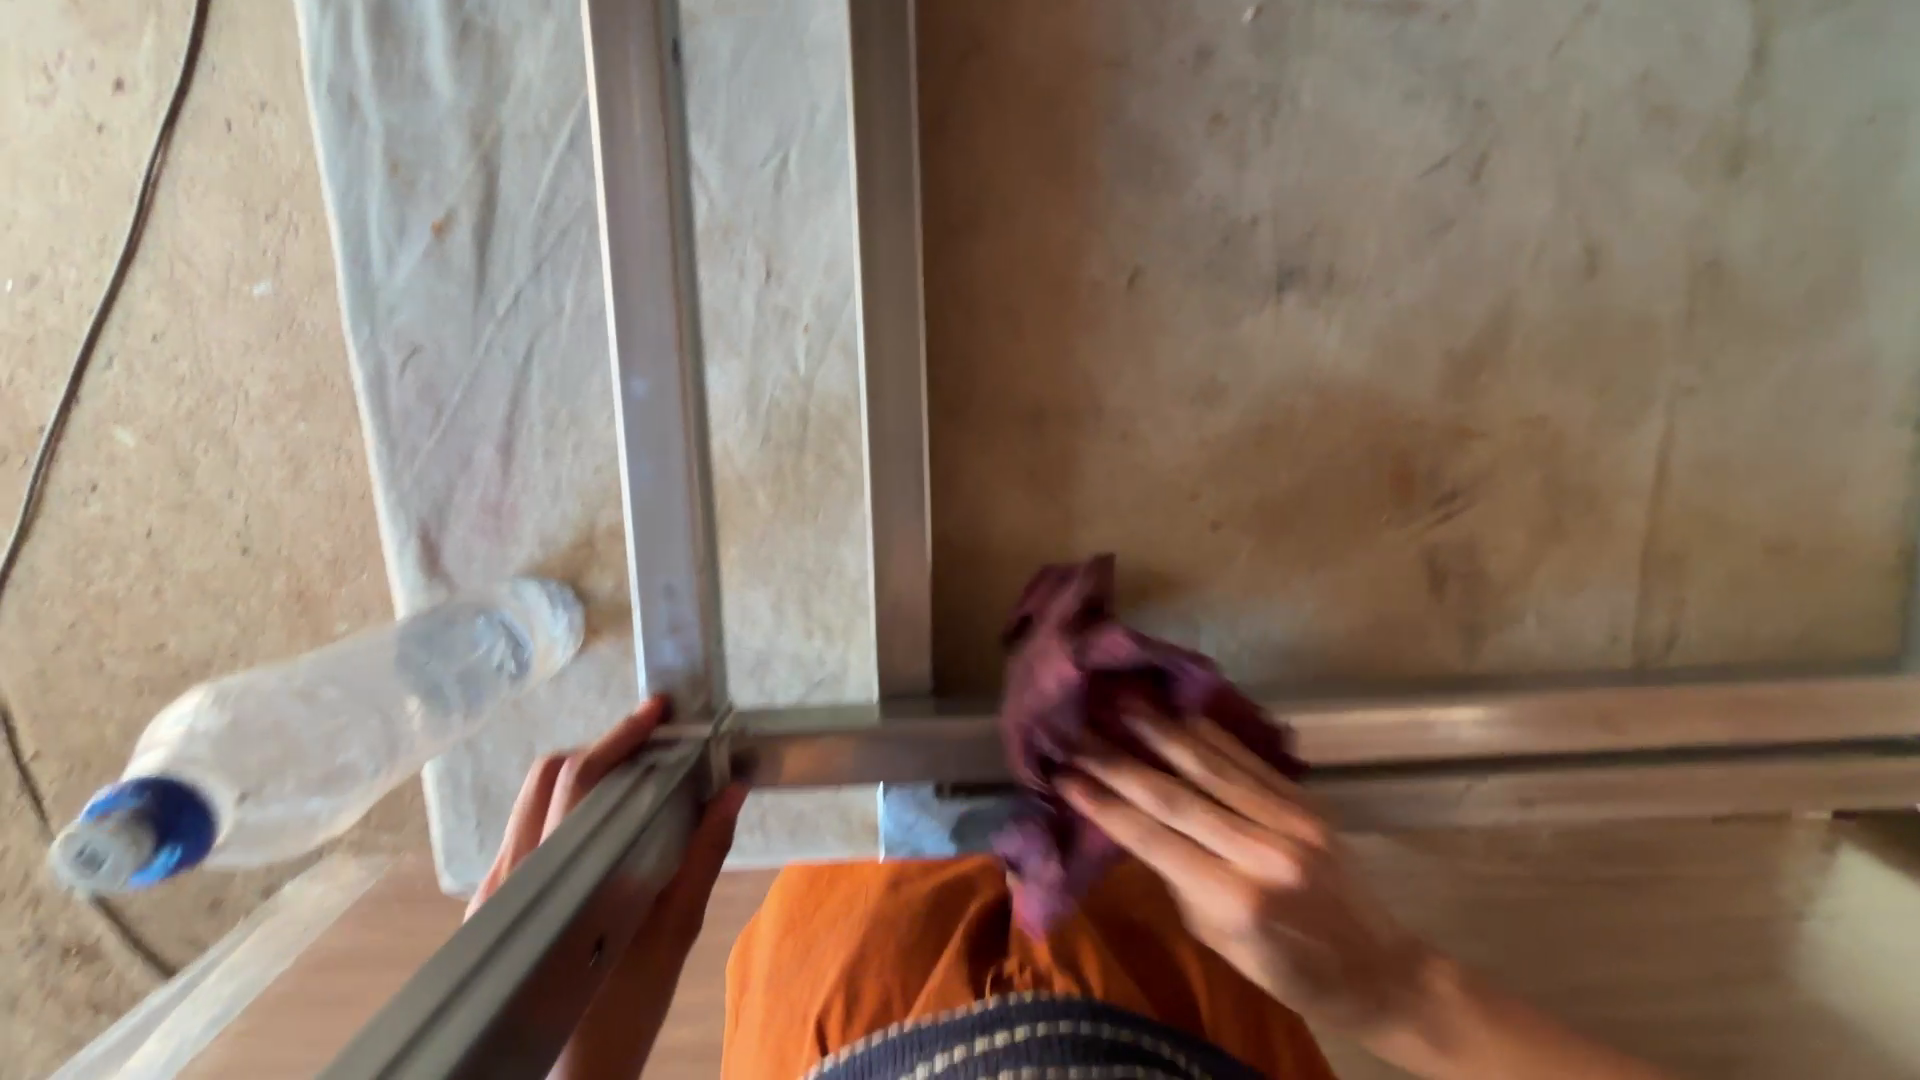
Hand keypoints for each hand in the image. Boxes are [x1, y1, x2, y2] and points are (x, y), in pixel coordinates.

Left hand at [467, 695, 748, 1078]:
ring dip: (584, 774)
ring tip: (637, 774)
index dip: (623, 737)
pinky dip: (568, 807)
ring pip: (532, 800)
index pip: (584, 780)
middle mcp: (513, 874)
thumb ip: (701, 856)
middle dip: (605, 746)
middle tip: (655, 739)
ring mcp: (495, 891)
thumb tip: (731, 790)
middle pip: (551, 776)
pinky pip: (526, 830)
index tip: (662, 713)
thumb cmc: (617, 1019)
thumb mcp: (673, 937)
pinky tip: (606, 826)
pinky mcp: (491, 905)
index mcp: (558, 877)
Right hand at [1059, 708, 1429, 1035]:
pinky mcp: (1305, 799)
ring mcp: (1289, 819)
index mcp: (1233, 898)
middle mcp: (1261, 850)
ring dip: (1156, 730)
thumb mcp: (1215, 937)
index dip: (1103, 803)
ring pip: (1207, 763)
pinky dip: (1203, 732)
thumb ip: (1176, 875)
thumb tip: (1132, 820)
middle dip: (1116, 760)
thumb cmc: (1287, 970)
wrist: (1377, 968)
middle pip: (1173, 794)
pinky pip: (1243, 757)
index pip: (1152, 838)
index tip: (1063, 774)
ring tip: (1116, 701)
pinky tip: (1172, 711)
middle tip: (1074, 730)